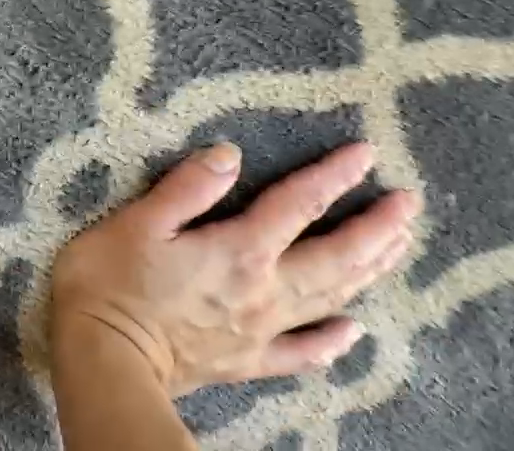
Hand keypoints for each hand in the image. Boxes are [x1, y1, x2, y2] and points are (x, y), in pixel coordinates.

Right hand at [49, 141, 420, 396]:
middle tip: (409, 203)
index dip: (333, 176)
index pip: (298, 205)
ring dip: (369, 271)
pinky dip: (333, 340)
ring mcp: (261, 330)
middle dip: (376, 228)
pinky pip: (302, 351)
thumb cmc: (110, 281)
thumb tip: (230, 155)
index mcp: (239, 250)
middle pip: (335, 256)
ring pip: (330, 297)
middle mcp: (264, 289)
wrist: (104, 357)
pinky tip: (353, 330)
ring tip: (398, 247)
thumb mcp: (137, 221)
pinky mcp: (247, 360)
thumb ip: (187, 189)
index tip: (366, 153)